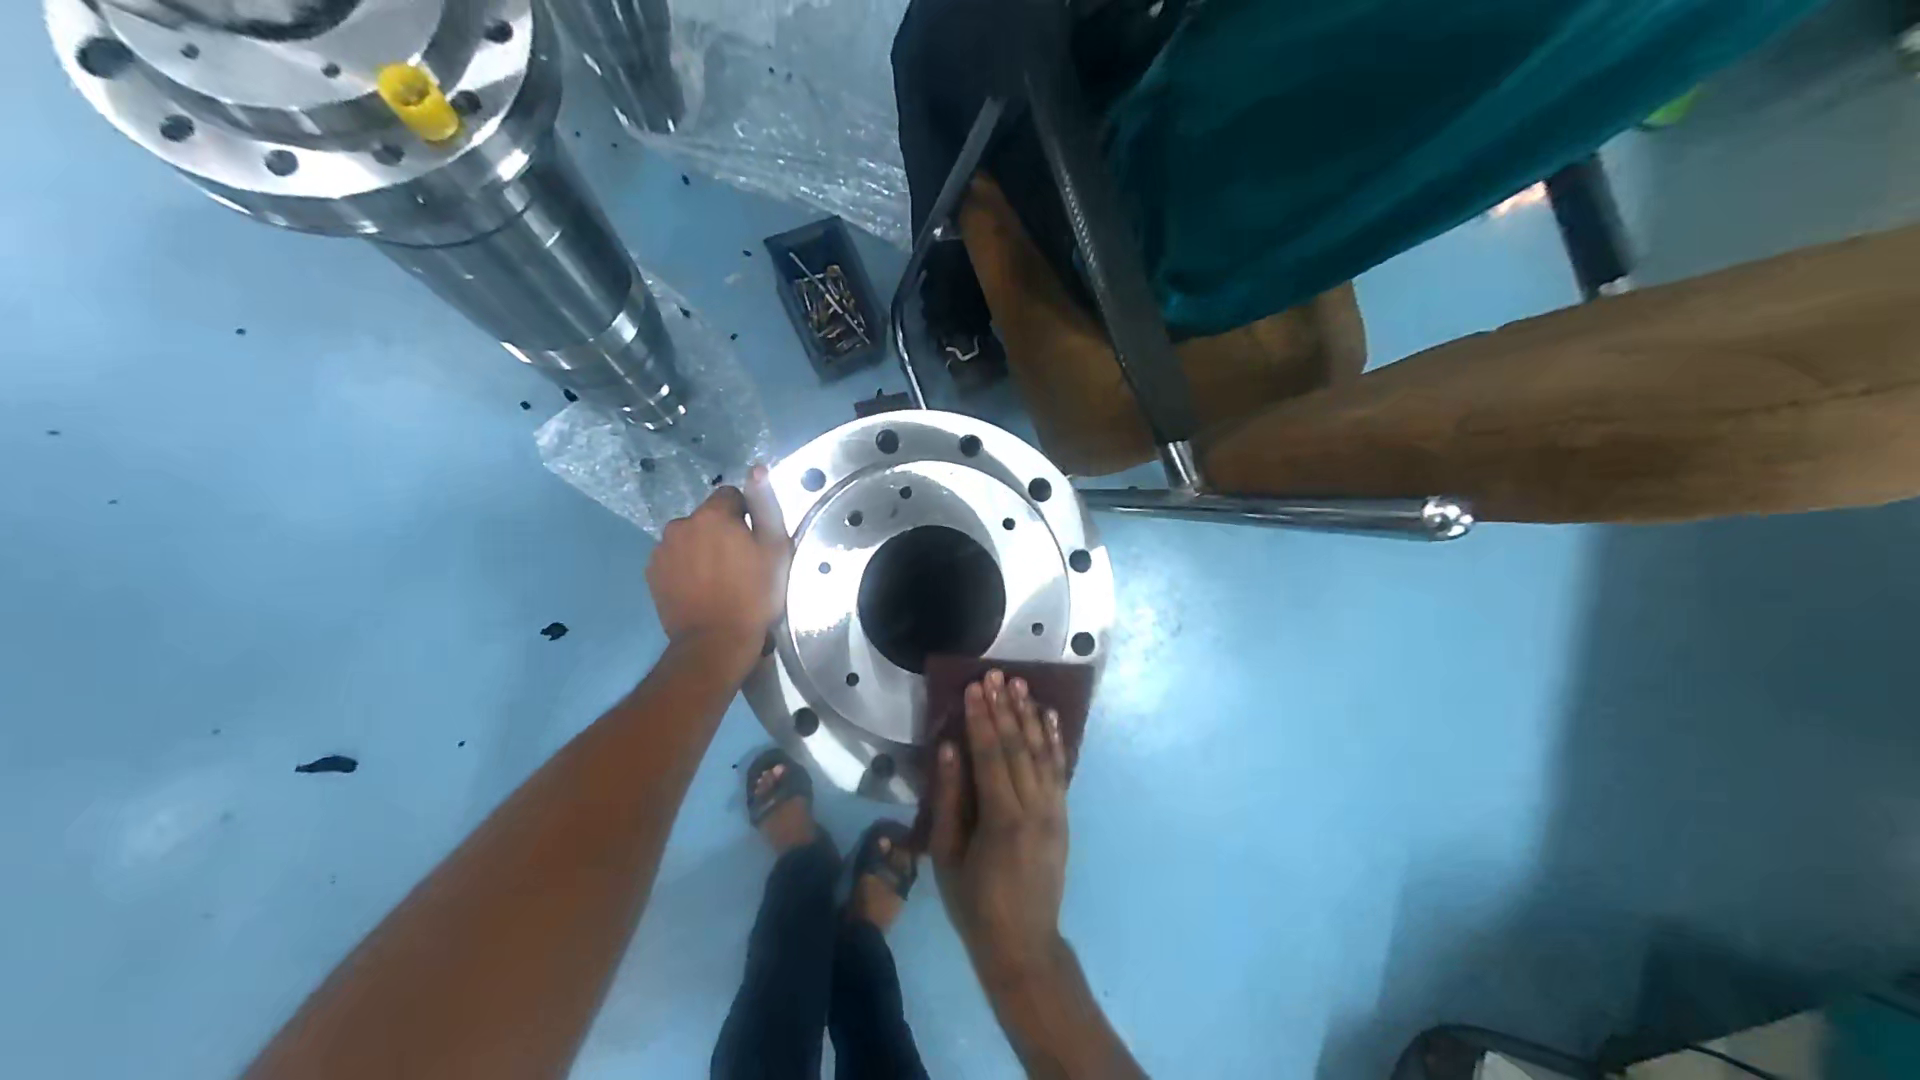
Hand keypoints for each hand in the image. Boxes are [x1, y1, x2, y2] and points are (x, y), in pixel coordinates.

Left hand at [646, 466, 790, 656]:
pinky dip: (686, 567)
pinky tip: (700, 589)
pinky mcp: (652, 573)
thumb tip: (757, 470)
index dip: (747, 516)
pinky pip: (674, 558)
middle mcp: (681, 525)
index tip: (754, 542)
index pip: (731, 496)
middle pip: (707, 517)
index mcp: (713, 515)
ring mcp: (662, 550)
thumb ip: (766, 505)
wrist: (716, 641)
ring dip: (702, 549)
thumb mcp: (775, 549)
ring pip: (689, 538)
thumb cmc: (755, 594)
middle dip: (721, 532)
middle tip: (739, 564)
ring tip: (718, 579)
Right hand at [928, 669, 1070, 987]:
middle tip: (997, 674)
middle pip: (1020, 747)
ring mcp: (1055, 811)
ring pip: (1043, 753)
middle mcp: (1035, 808)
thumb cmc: (974, 902)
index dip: (982, 719)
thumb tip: (949, 748)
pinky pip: (1060, 770)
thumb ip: (949, 799)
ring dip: (1031, 716)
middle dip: (1006, 708)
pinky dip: (1055, 741)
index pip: (992, 756)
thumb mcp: (947, 855)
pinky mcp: (1064, 816)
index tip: (975, 687)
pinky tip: (1050, 717)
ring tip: (1022, 684)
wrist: (1024, 943)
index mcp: (1002, 819)